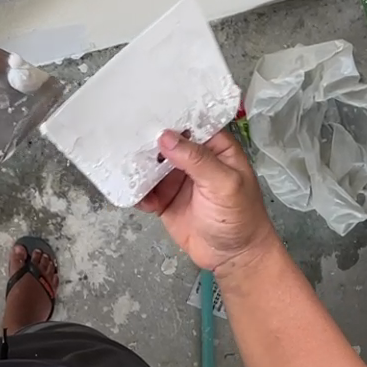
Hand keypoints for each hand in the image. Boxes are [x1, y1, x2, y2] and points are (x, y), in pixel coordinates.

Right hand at [137, 129, 280, 275]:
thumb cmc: (241, 217)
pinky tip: (138, 197)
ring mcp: (177, 180)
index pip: (191, 124)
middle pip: (165, 143)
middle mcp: (193, 160)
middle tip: (126, 139)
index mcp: (214, 148)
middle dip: (147, 142)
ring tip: (125, 168)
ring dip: (138, 168)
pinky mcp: (165, 200)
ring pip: (151, 167)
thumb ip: (197, 160)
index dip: (171, 117)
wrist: (233, 256)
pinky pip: (146, 192)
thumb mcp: (224, 184)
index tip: (147, 110)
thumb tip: (167, 138)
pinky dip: (138, 193)